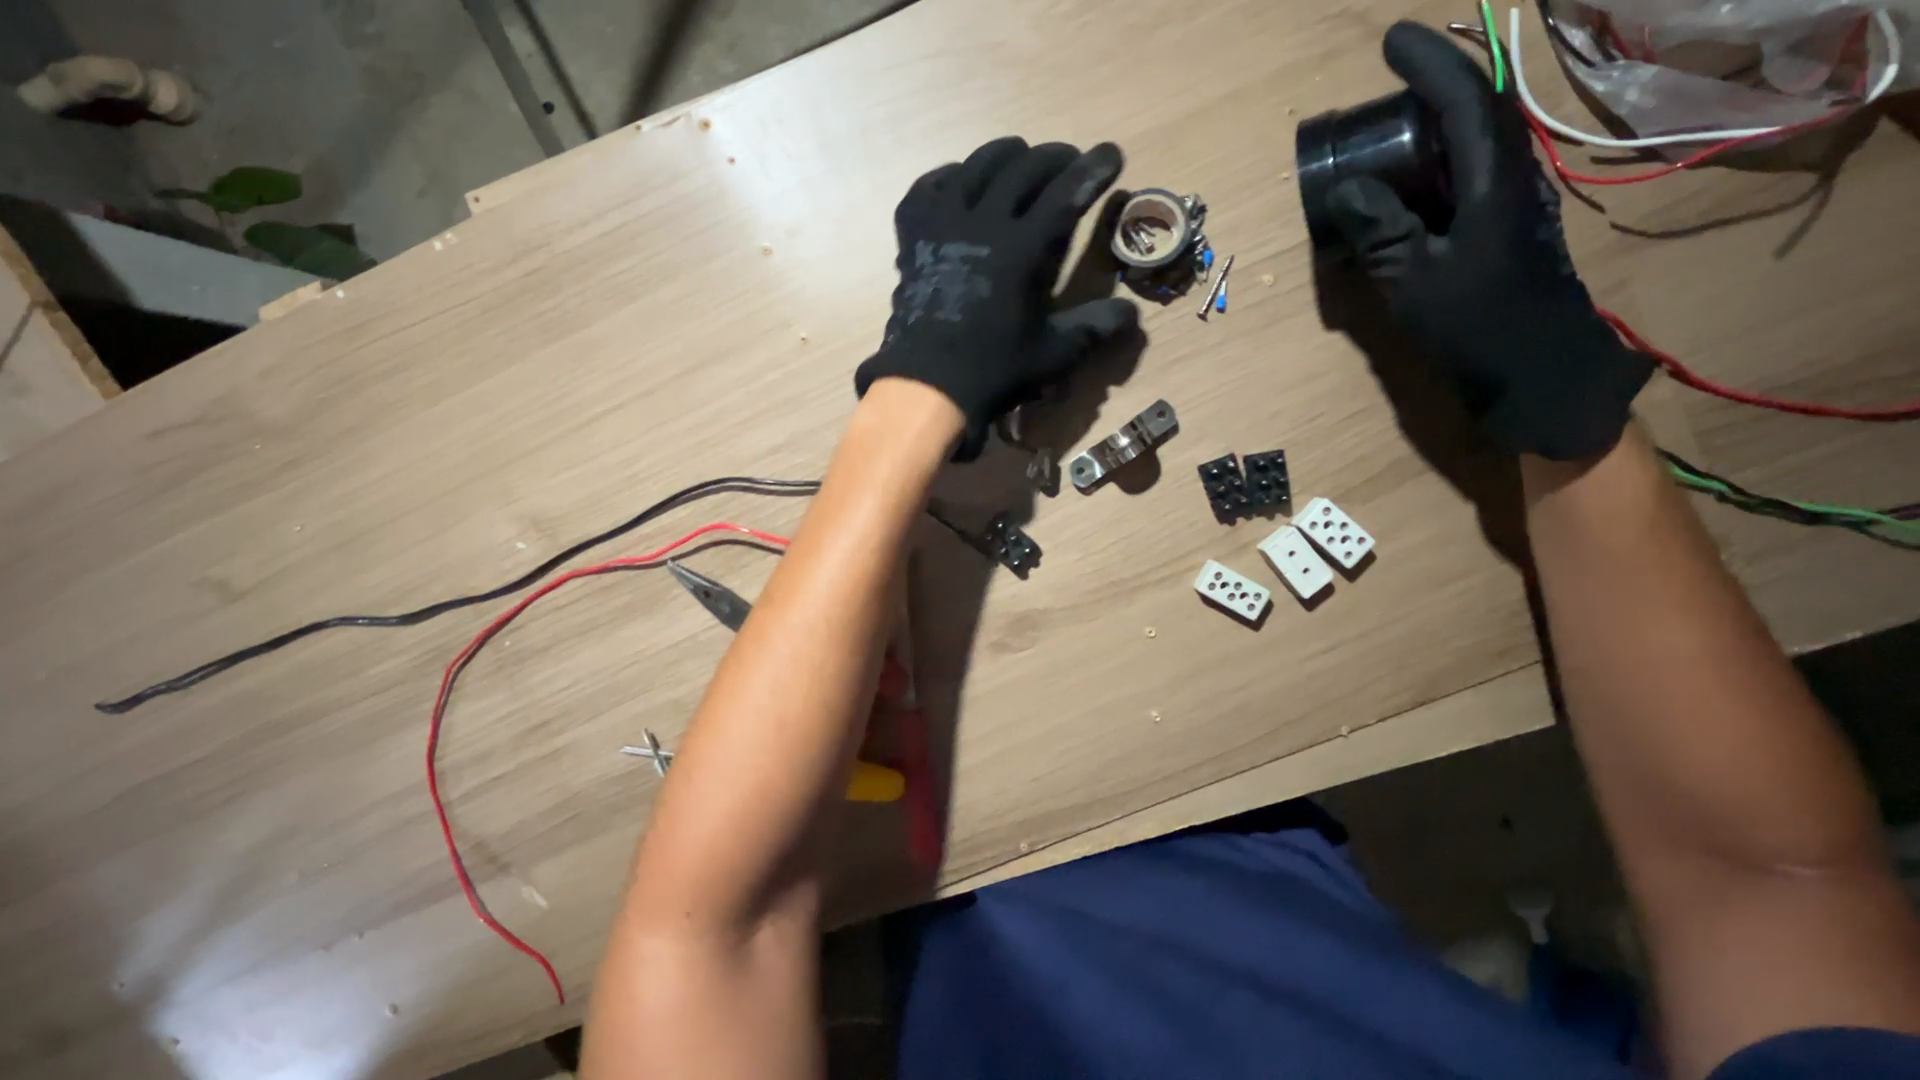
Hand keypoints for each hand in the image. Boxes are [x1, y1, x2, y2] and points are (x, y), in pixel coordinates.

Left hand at [856, 137, 1138, 460]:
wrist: (928, 386)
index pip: (1066, 192)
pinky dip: (949, 178)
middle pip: (1023, 168)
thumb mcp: (1055, 353)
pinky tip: (961, 183)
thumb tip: (1133, 315)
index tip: (1111, 155)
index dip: (1093, 169)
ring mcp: (943, 226)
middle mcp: (983, 224)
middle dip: (1053, 158)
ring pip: (976, 167)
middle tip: (1069, 162)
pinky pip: (928, 188)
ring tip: (1020, 160)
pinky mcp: (913, 237)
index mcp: (1022, 250)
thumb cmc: (995, 371)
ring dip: (1005, 156)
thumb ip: (1095, 327)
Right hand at [1324, 22, 1650, 460]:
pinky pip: (1477, 174)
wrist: (1540, 376)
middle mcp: (1514, 179)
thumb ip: (1380, 232)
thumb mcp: (1413, 283)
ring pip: (1483, 141)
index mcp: (1493, 183)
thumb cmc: (1477, 329)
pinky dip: (1444, 163)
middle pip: (1482, 109)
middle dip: (1439, 84)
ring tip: (1396, 130)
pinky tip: (1416, 184)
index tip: (1391, 42)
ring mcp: (1518, 203)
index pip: (1464, 100)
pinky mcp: (1512, 229)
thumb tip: (1347, 189)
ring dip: (1442, 124)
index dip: (1428, 64)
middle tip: (1392, 84)